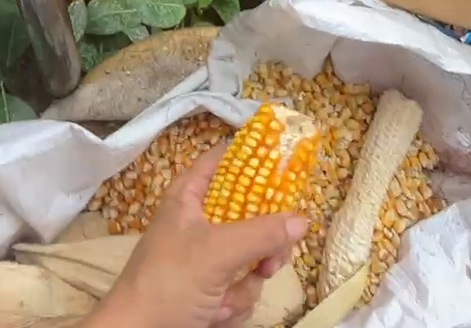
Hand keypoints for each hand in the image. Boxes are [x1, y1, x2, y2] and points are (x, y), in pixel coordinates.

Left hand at [91, 144, 307, 327]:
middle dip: (261, 247)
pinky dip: (233, 305)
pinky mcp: (211, 288)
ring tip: (222, 300)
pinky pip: (241, 287)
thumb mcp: (217, 253)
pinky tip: (214, 315)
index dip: (254, 158)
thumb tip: (301, 220)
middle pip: (250, 215)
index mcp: (190, 195)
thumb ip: (261, 234)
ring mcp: (206, 256)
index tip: (286, 170)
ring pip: (251, 257)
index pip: (225, 160)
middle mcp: (200, 220)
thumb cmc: (168, 282)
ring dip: (243, 286)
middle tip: (269, 263)